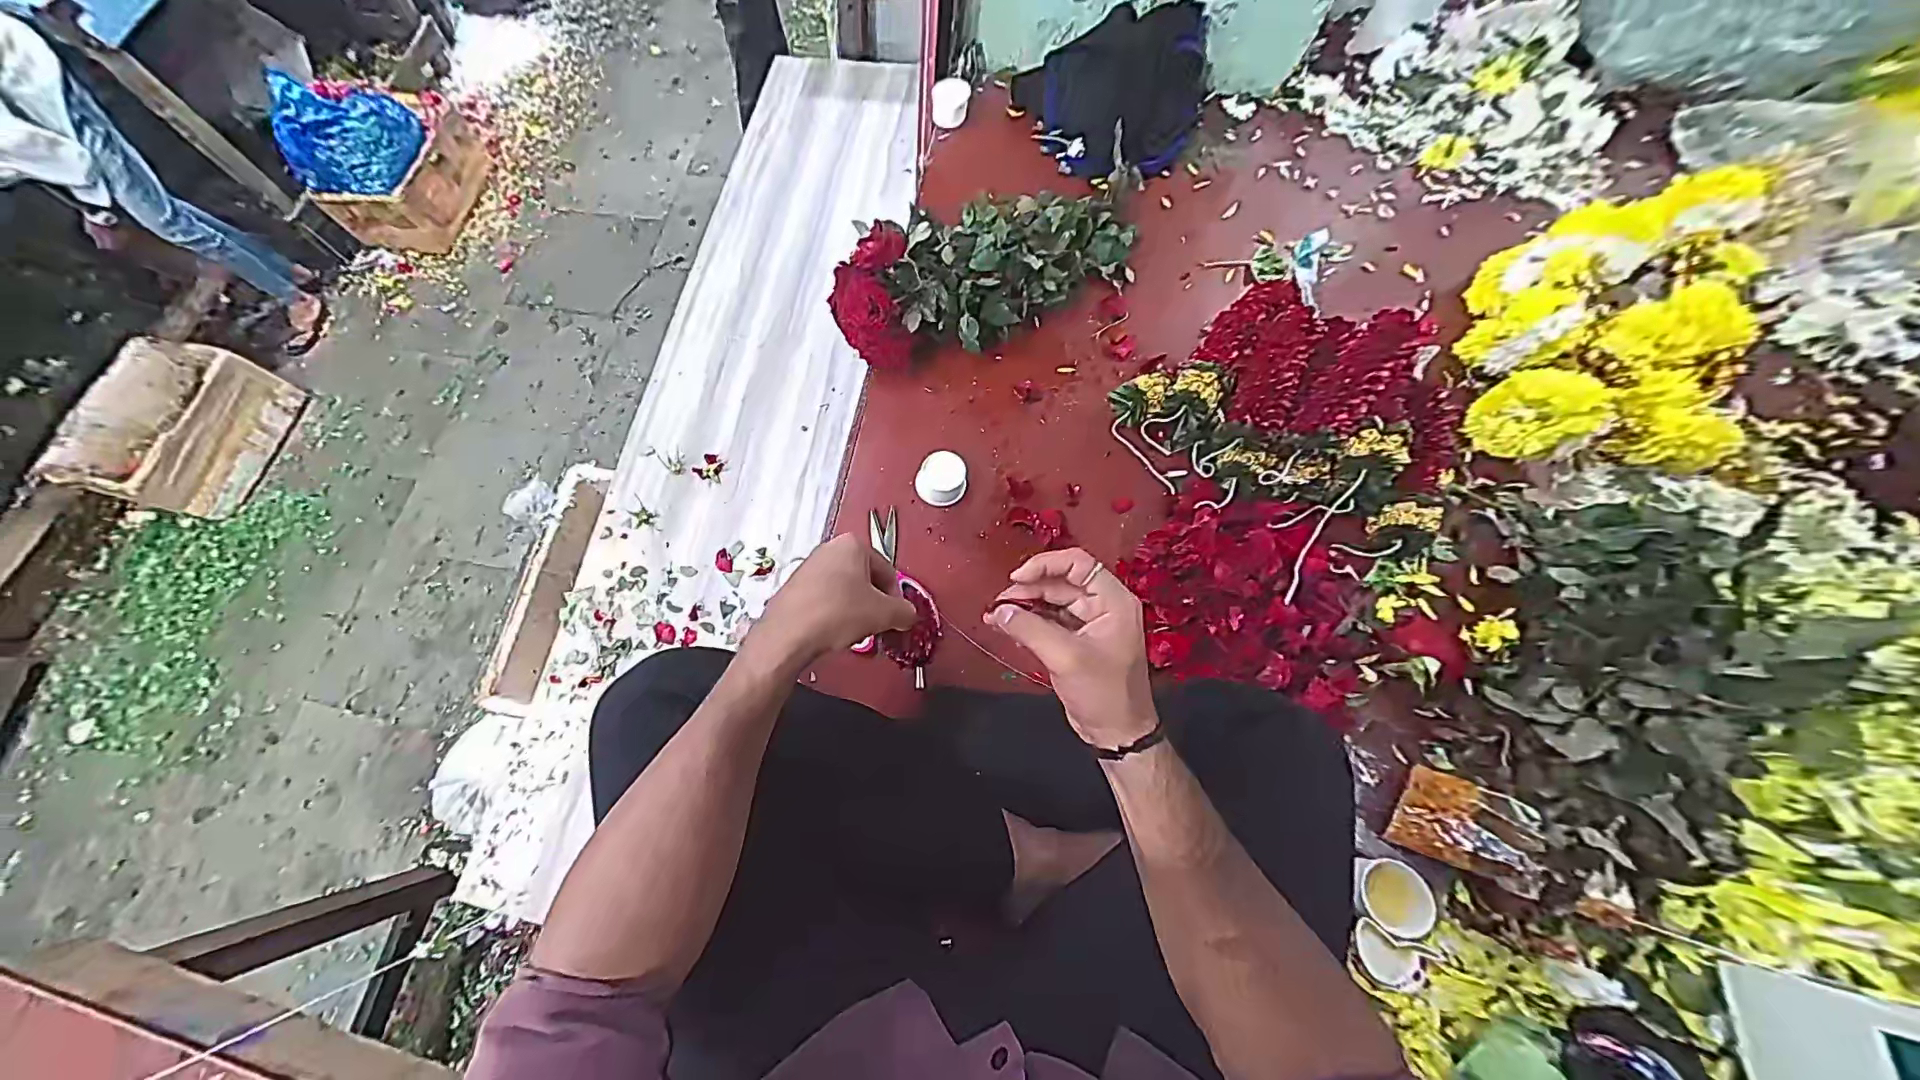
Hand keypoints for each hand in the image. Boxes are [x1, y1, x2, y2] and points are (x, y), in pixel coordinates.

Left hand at [744, 533, 915, 671]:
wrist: (788, 635)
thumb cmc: (836, 614)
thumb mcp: (884, 614)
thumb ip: (905, 612)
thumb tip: (908, 615)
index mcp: (852, 544)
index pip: (887, 572)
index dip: (895, 598)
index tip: (895, 617)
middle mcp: (829, 549)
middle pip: (865, 580)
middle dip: (874, 604)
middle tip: (877, 625)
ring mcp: (809, 567)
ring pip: (845, 591)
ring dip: (855, 611)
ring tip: (854, 631)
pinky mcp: (795, 587)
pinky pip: (825, 599)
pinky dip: (834, 614)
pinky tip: (833, 632)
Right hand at [985, 548, 1157, 750]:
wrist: (1117, 732)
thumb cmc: (1104, 694)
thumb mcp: (1066, 658)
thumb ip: (1030, 629)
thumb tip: (1000, 611)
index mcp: (1113, 601)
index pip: (1079, 564)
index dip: (1045, 565)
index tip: (1017, 577)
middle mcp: (1103, 606)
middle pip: (1062, 582)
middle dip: (1029, 588)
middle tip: (1000, 602)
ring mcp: (1090, 623)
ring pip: (1052, 600)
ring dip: (1025, 604)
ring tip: (997, 614)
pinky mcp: (1076, 639)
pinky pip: (1049, 620)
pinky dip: (1028, 620)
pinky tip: (1005, 624)